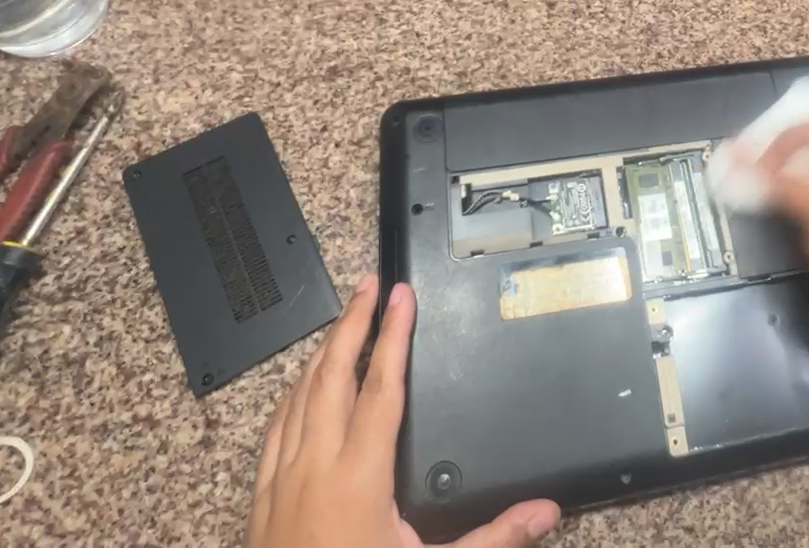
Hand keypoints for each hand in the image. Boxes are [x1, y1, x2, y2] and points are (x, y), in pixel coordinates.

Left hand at [247, 275, 560, 547]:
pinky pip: (276, 428)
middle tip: (370, 285)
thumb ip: (494, 538)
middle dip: (353, 322)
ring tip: (345, 318)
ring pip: (300, 394)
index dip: (394, 335)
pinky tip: (303, 383)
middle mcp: (316, 467)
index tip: (402, 295)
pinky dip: (294, 392)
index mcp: (359, 476)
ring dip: (324, 350)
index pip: (381, 386)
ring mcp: (283, 481)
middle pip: (333, 374)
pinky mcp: (263, 500)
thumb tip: (546, 512)